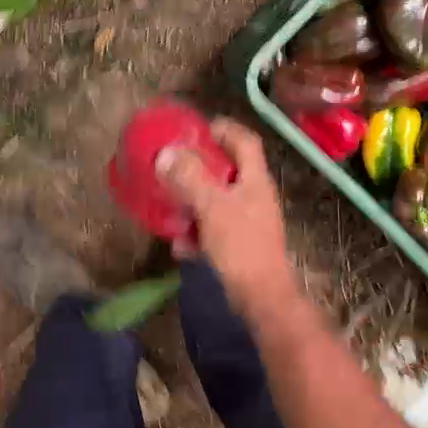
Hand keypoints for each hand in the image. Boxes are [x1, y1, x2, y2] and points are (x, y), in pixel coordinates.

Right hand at [156, 118, 296, 315]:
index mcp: (255, 181)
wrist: (262, 299)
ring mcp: (249, 222)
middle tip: (174, 166)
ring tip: (171, 210)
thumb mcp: (211, 207)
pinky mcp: (241, 246)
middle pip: (228, 171)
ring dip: (193, 204)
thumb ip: (189, 178)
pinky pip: (214, 229)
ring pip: (217, 201)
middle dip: (199, 169)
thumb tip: (166, 154)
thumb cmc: (240, 246)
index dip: (225, 129)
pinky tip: (181, 246)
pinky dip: (197, 233)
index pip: (246, 141)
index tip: (199, 128)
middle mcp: (255, 197)